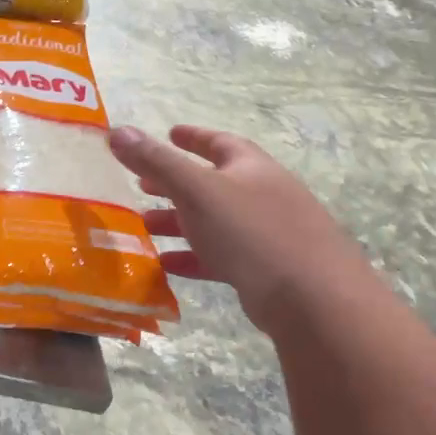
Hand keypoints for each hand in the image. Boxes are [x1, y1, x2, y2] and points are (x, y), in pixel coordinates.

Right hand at [108, 124, 375, 334]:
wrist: (318, 304)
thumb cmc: (253, 234)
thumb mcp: (195, 191)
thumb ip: (154, 161)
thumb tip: (116, 130)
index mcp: (254, 171)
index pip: (222, 143)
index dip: (194, 137)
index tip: (168, 133)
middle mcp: (268, 197)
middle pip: (214, 183)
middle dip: (174, 184)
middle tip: (141, 186)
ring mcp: (272, 235)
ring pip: (215, 220)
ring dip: (178, 221)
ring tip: (144, 227)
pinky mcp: (269, 270)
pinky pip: (222, 254)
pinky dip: (192, 255)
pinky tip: (166, 264)